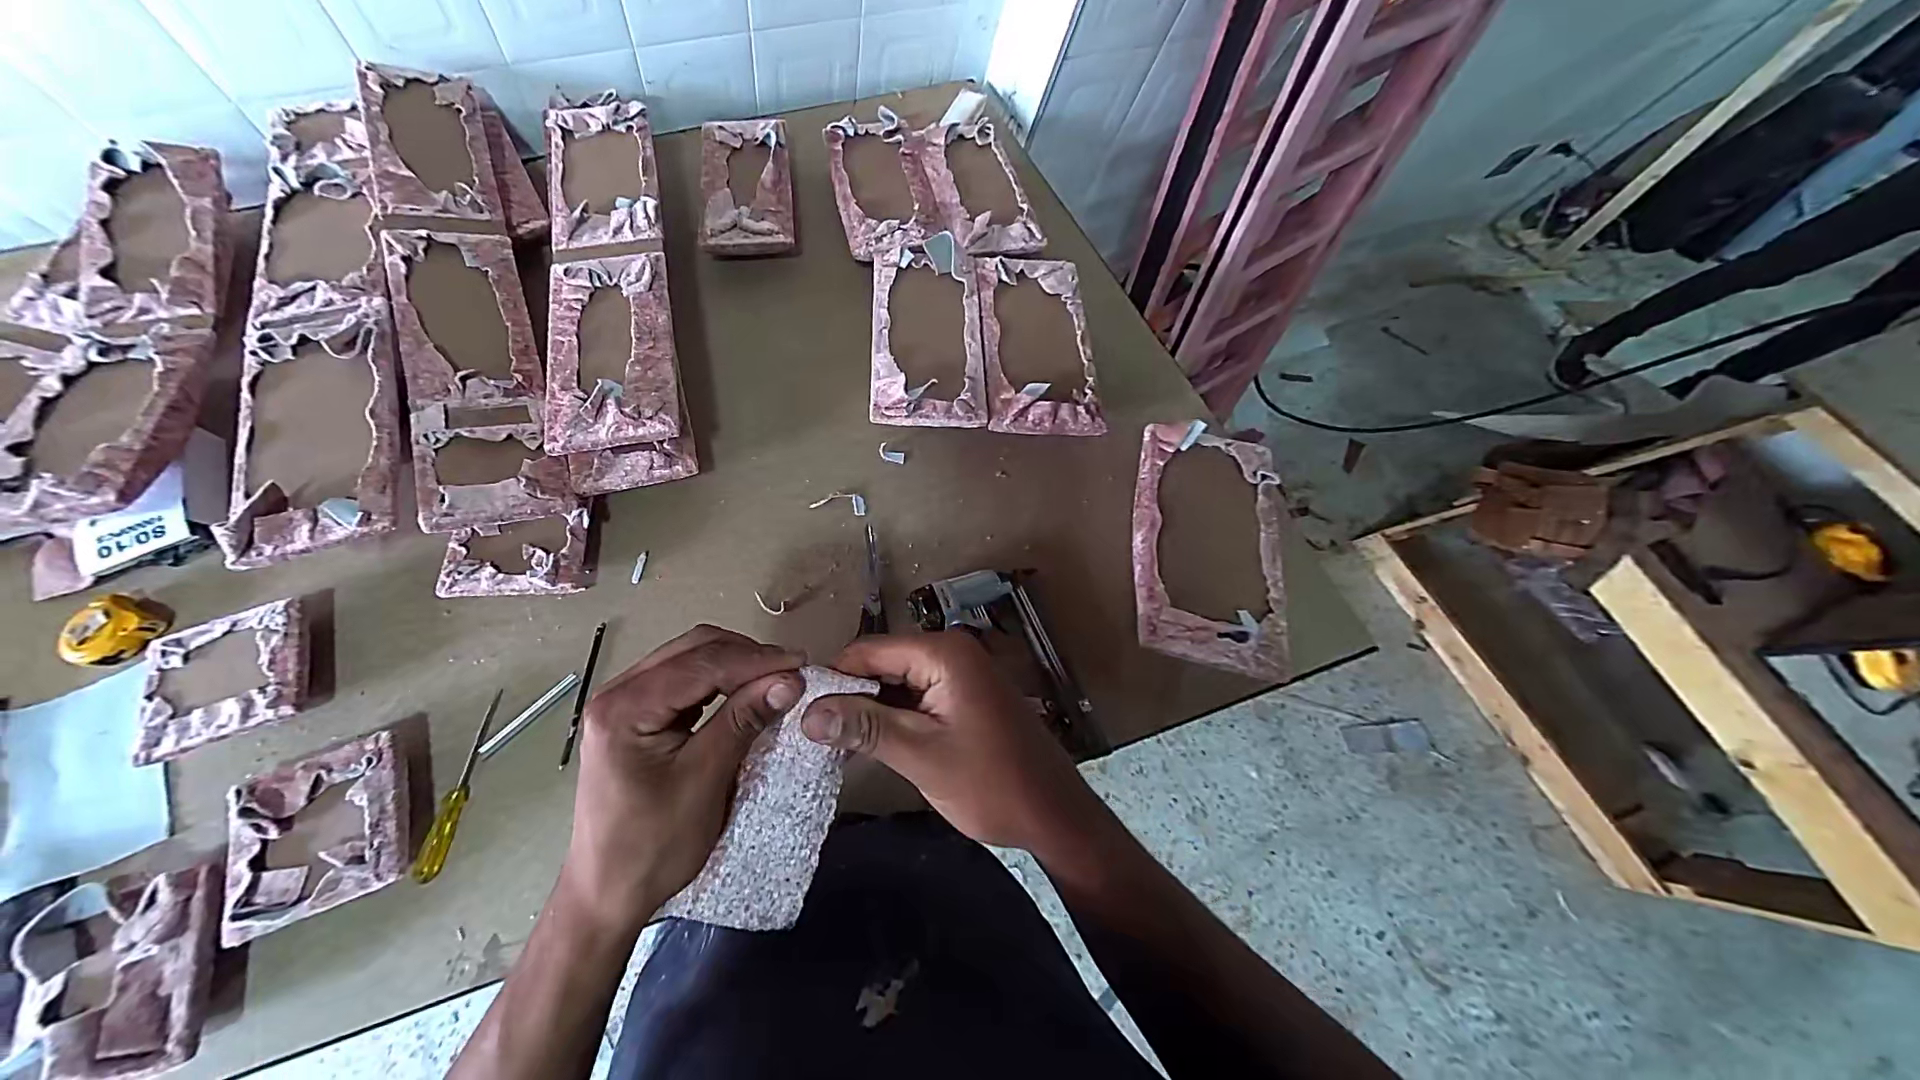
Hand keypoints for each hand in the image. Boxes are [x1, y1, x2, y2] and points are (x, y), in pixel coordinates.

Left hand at [557, 625, 803, 932]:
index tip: (801, 666)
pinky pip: (686, 680)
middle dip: (747, 655)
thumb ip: (743, 722)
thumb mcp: (704, 780)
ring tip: (777, 679)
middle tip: (792, 672)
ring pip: (691, 659)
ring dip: (736, 665)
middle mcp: (617, 693)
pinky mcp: (638, 716)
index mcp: (623, 708)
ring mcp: (625, 703)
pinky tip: (747, 692)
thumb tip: (789, 681)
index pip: (701, 664)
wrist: (608, 894)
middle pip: (693, 649)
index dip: (755, 660)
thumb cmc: (652, 846)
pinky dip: (721, 681)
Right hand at [799, 632, 1104, 857]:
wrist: (1054, 814)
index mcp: (943, 653)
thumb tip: (808, 712)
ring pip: (895, 683)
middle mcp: (950, 653)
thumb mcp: (922, 755)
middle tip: (813, 736)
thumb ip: (865, 727)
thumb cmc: (993, 784)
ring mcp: (959, 675)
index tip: (800, 714)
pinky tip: (868, 746)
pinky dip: (891, 719)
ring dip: (868, 711)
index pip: (868, 650)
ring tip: (832, 746)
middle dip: (848, 696)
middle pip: (880, 664)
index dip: (832, 679)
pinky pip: (915, 698)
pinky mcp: (962, 698)